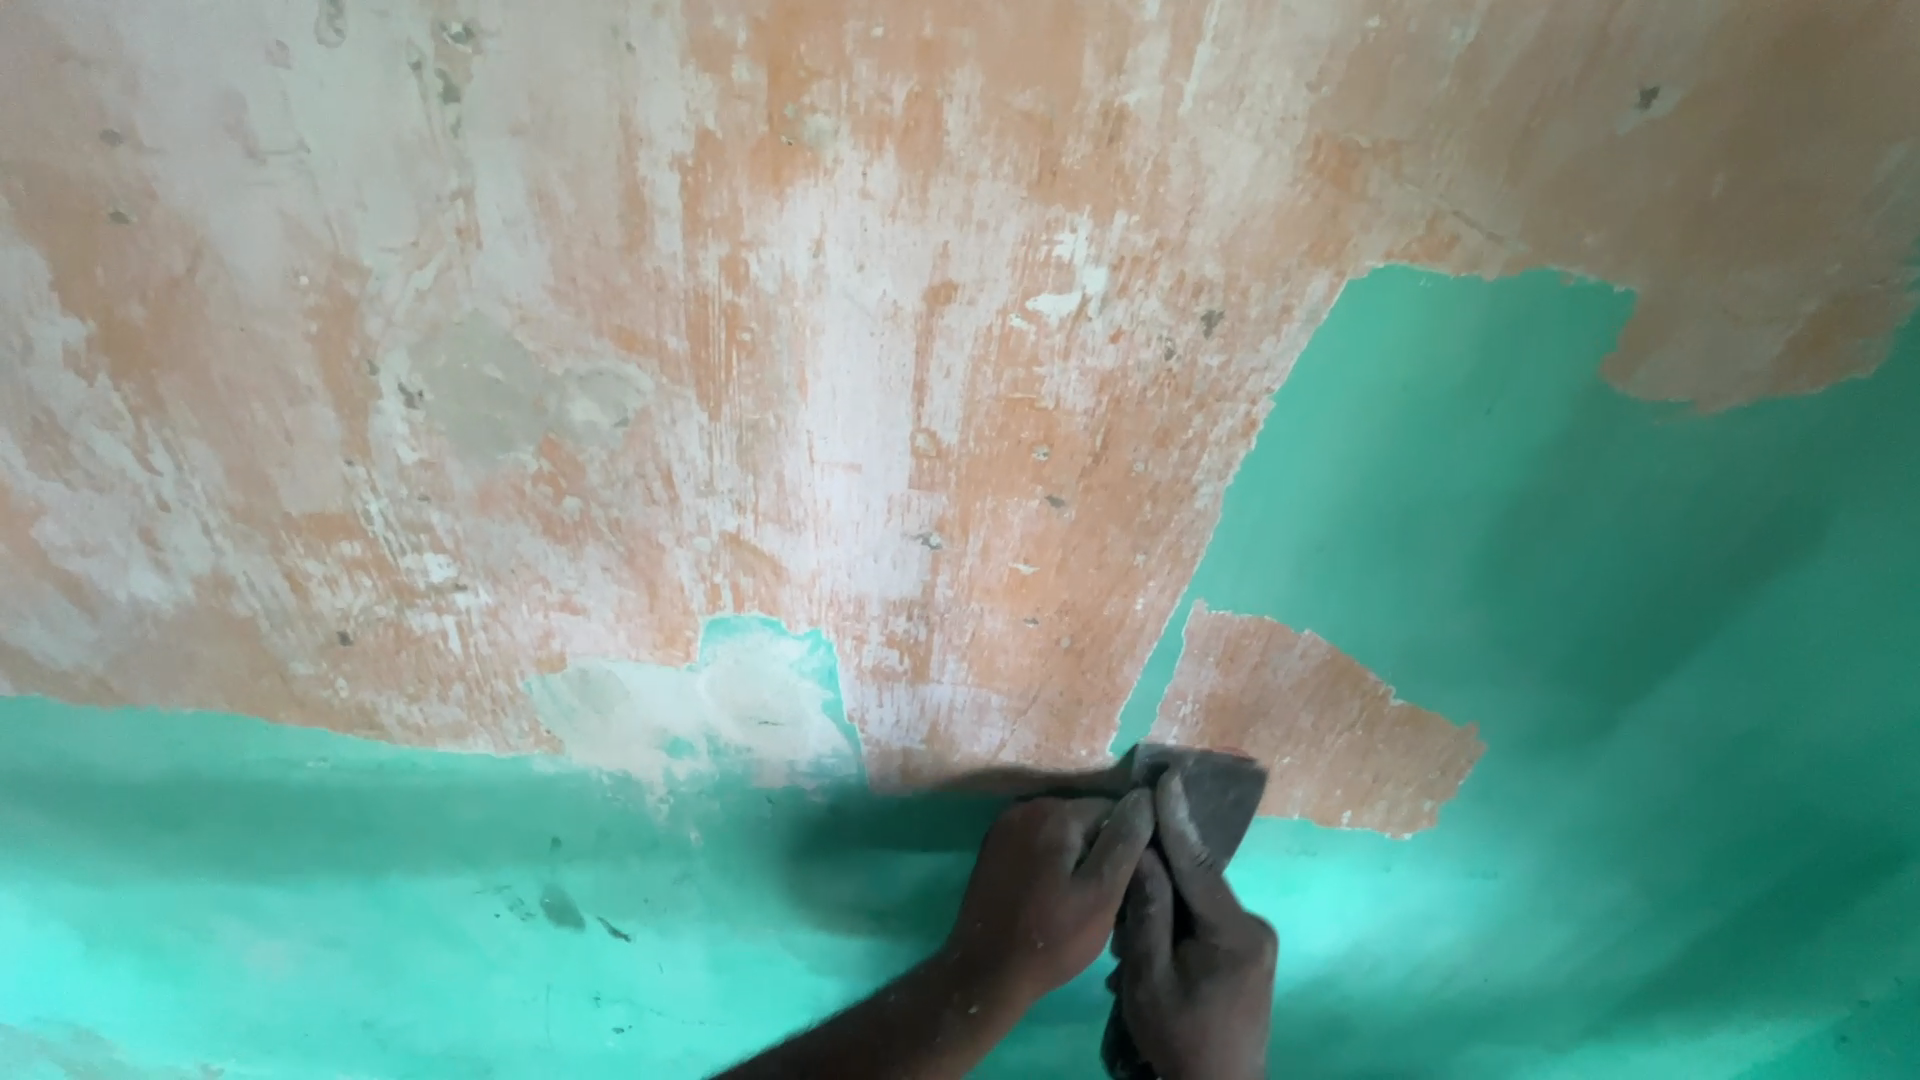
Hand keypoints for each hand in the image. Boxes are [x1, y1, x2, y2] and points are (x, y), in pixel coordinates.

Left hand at [945, 790, 1155, 1005]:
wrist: (986, 971)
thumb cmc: (1052, 938)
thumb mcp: (1101, 893)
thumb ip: (1124, 842)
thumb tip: (1143, 798)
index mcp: (1054, 811)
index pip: (1111, 808)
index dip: (1128, 841)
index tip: (1131, 877)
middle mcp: (1026, 806)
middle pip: (1083, 817)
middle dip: (1100, 847)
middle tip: (1107, 893)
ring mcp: (1004, 825)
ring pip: (1059, 830)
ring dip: (1075, 854)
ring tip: (1081, 897)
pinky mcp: (994, 847)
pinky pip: (1036, 842)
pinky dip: (1050, 859)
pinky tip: (1053, 893)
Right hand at [1113, 772, 1276, 1079]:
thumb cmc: (1179, 1040)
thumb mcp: (1149, 977)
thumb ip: (1146, 911)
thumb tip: (1141, 853)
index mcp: (1235, 933)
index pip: (1197, 863)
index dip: (1176, 818)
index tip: (1166, 776)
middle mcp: (1253, 927)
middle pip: (1194, 880)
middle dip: (1154, 874)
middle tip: (1117, 881)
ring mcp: (1253, 941)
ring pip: (1194, 900)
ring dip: (1159, 904)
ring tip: (1126, 938)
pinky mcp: (1245, 953)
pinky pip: (1201, 919)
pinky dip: (1172, 922)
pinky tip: (1146, 946)